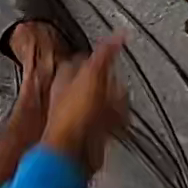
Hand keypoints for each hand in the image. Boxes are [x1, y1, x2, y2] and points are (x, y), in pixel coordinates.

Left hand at [40, 35, 128, 173]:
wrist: (73, 153)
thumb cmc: (73, 114)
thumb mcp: (93, 73)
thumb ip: (106, 52)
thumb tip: (118, 35)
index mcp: (66, 75)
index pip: (85, 57)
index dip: (101, 54)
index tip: (115, 51)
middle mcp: (70, 94)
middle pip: (97, 80)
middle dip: (111, 81)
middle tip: (118, 81)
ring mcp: (81, 114)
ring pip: (104, 101)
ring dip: (116, 102)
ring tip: (121, 103)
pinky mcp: (92, 132)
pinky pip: (109, 121)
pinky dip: (117, 120)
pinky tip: (121, 120)